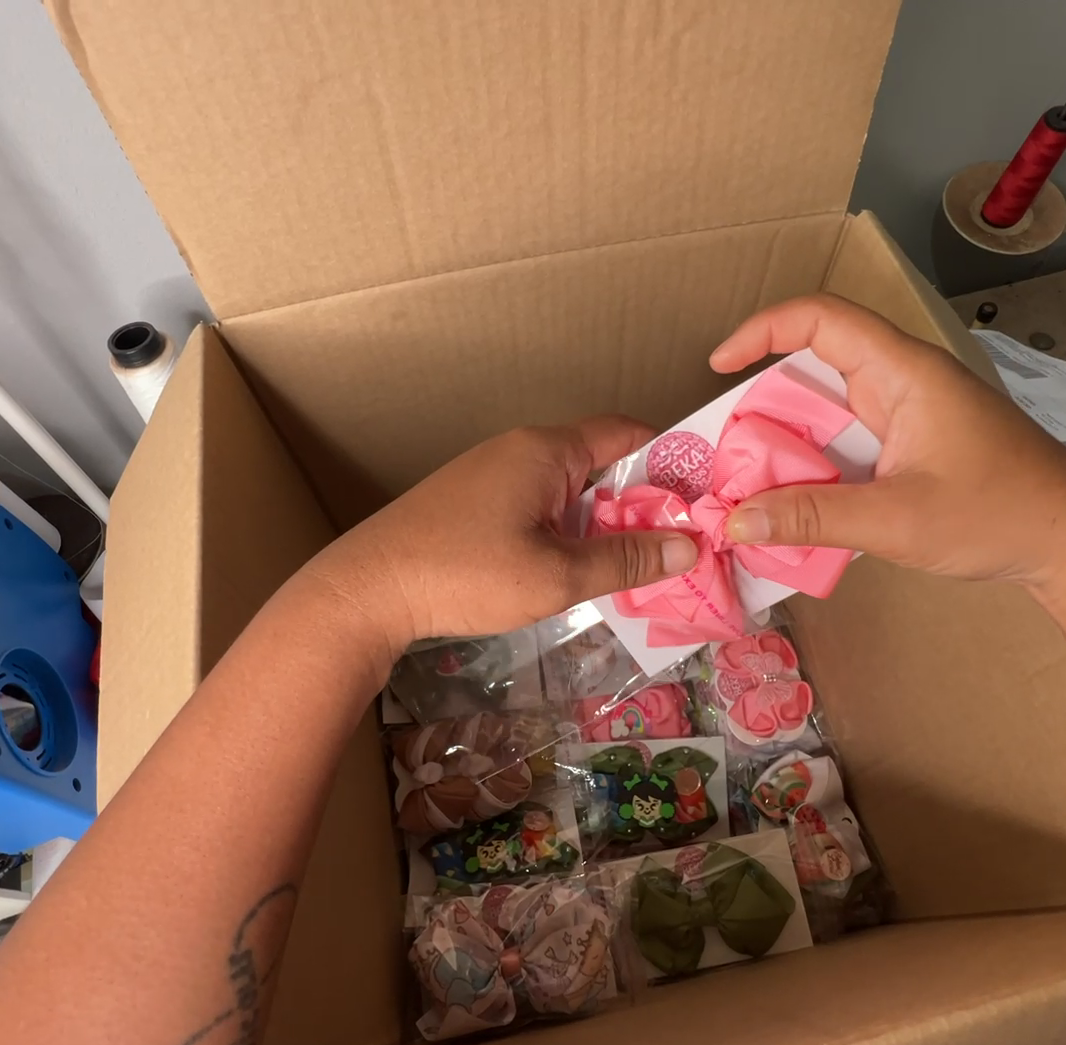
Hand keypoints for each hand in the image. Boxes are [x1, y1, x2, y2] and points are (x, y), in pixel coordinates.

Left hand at [307, 417, 698, 650]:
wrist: (368, 590)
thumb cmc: (465, 574)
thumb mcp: (555, 575)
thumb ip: (624, 559)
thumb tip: (688, 546)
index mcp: (546, 450)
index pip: (626, 433)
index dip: (668, 461)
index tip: (697, 500)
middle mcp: (520, 449)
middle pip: (600, 462)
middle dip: (638, 502)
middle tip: (673, 545)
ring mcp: (493, 474)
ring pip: (569, 489)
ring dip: (601, 521)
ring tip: (633, 563)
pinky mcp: (474, 502)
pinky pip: (539, 505)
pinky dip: (566, 530)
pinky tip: (575, 567)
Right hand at [709, 294, 1065, 586]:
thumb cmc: (1000, 515)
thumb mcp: (897, 521)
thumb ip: (813, 518)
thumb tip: (736, 522)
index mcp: (902, 373)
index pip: (820, 319)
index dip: (762, 330)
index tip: (718, 366)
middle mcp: (898, 382)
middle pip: (812, 367)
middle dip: (759, 403)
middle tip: (725, 451)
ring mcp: (903, 415)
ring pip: (823, 409)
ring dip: (782, 440)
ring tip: (746, 480)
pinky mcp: (905, 445)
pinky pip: (840, 441)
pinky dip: (807, 464)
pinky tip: (790, 501)